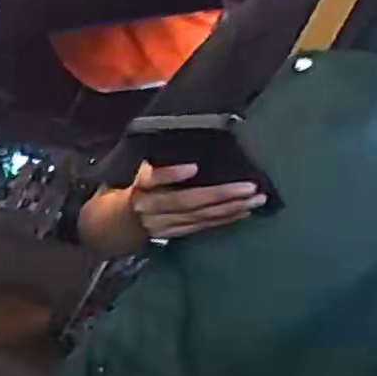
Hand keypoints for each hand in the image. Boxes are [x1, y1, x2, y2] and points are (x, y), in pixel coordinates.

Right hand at [126, 161, 266, 239]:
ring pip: (195, 217)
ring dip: (227, 209)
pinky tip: (242, 212)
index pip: (153, 178)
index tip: (193, 168)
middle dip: (218, 195)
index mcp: (142, 185)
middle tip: (248, 188)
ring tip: (255, 200)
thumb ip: (165, 161)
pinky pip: (197, 227)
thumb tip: (199, 141)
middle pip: (183, 201)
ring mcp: (158, 224)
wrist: (121, 219)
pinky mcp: (168, 234)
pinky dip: (221, 220)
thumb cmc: (142, 186)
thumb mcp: (145, 170)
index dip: (172, 174)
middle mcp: (148, 206)